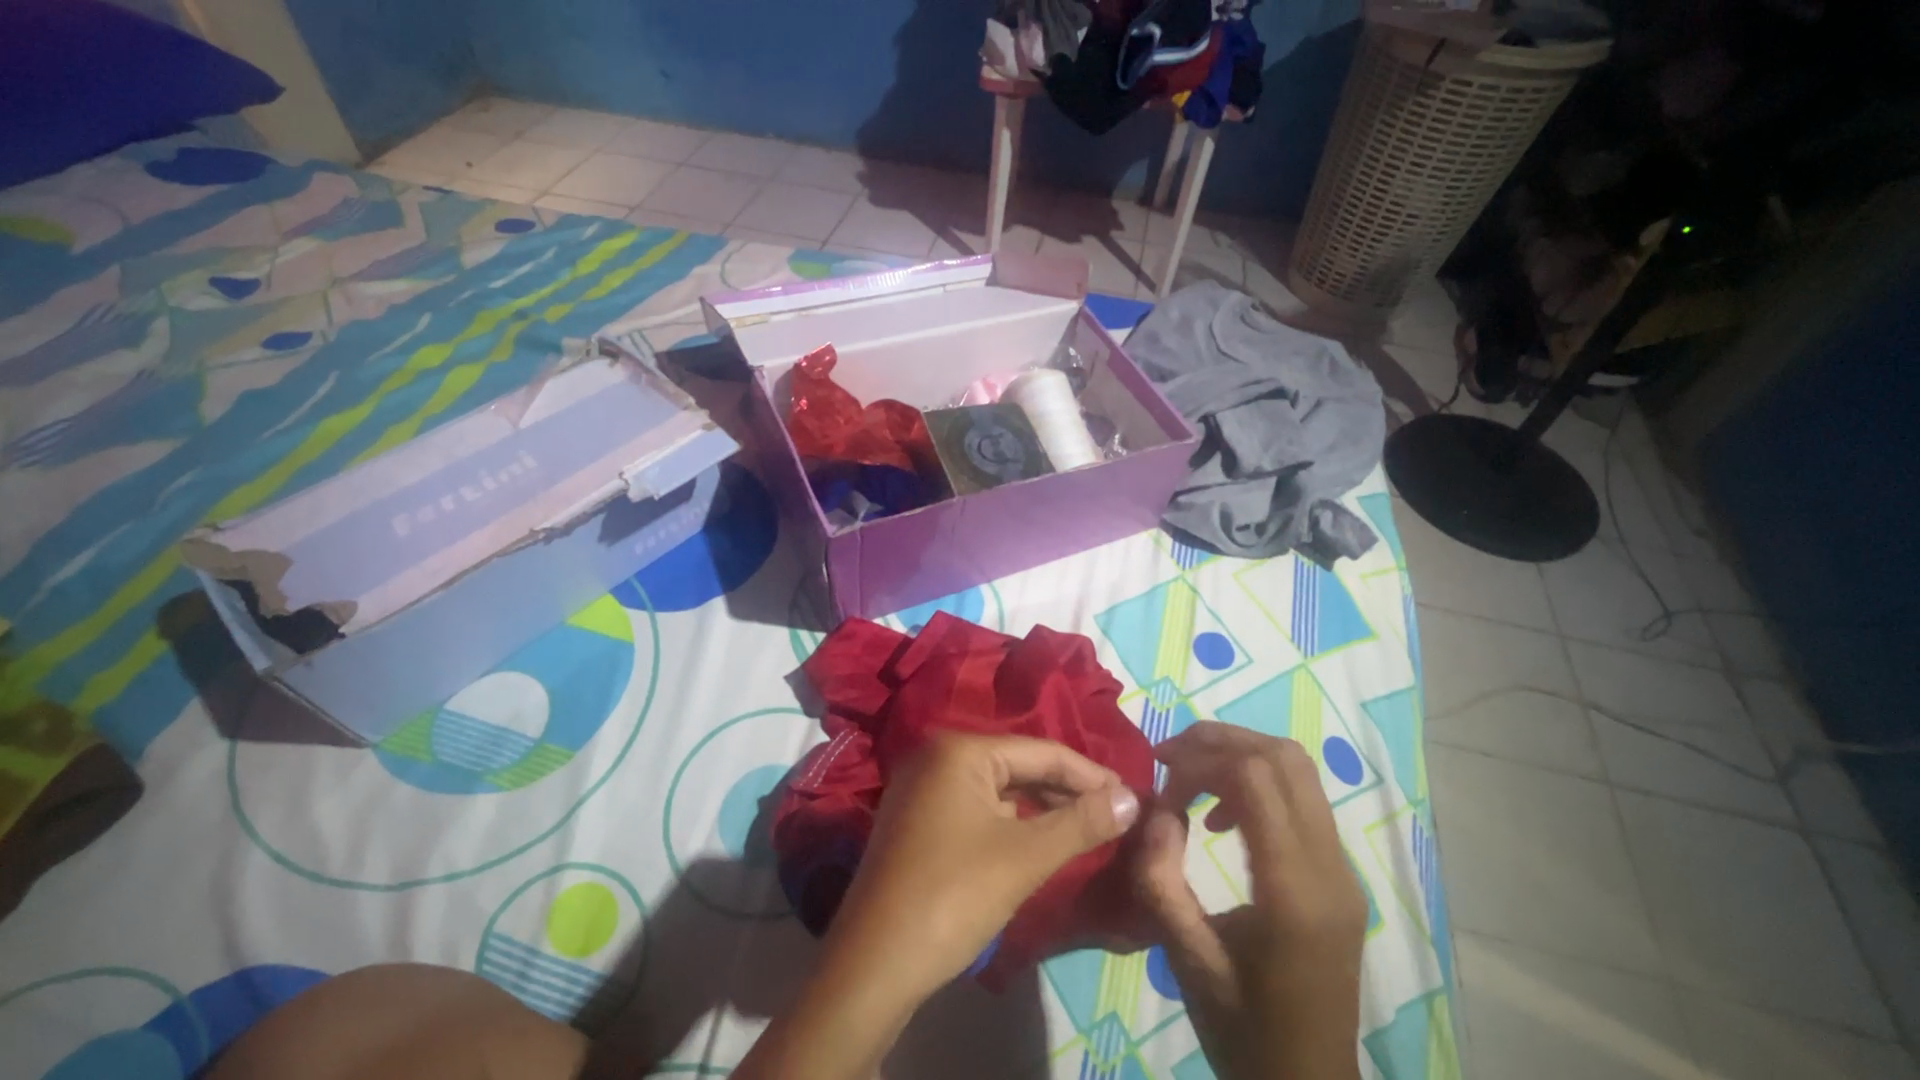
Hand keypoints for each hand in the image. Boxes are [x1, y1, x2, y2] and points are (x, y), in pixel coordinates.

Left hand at [828, 731, 1142, 997]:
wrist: (875, 965)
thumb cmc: (954, 896)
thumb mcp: (1026, 857)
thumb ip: (1082, 823)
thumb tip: (1133, 798)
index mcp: (959, 750)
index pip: (1043, 751)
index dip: (1093, 775)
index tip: (1135, 799)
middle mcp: (937, 758)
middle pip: (1021, 767)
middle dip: (1069, 792)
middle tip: (1118, 819)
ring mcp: (922, 791)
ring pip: (1000, 791)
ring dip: (1043, 810)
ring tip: (1089, 833)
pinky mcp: (918, 823)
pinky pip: (978, 811)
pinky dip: (1014, 824)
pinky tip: (1042, 845)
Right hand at [1134, 722, 1367, 1079]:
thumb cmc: (1242, 1030)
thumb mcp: (1185, 958)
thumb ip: (1160, 879)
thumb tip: (1153, 809)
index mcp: (1294, 891)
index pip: (1256, 779)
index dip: (1201, 758)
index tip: (1158, 771)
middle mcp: (1331, 868)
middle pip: (1286, 759)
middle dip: (1222, 741)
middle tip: (1170, 757)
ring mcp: (1344, 871)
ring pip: (1301, 773)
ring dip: (1242, 758)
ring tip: (1191, 780)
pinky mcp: (1341, 878)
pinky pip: (1305, 803)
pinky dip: (1260, 786)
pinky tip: (1224, 820)